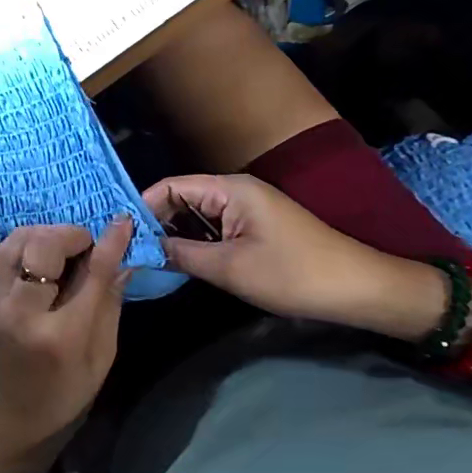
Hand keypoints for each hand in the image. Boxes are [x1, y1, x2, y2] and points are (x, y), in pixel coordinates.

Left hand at [0, 218, 133, 472]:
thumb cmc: (64, 399)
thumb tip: (123, 259)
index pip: (91, 271)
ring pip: (17, 240)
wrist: (7, 427)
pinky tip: (44, 255)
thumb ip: (110, 303)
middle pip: (45, 245)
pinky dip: (27, 242)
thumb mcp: (101, 357)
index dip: (110, 241)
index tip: (123, 220)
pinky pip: (3, 252)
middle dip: (73, 234)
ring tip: (66, 248)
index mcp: (60, 334)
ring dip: (47, 234)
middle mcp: (21, 311)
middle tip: (90, 247)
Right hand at [143, 174, 446, 341]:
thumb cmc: (290, 273)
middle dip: (156, 222)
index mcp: (230, 188)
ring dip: (176, 235)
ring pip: (199, 216)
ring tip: (146, 260)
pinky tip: (181, 263)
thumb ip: (182, 254)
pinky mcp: (259, 228)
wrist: (353, 286)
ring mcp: (250, 209)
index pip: (171, 186)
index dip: (142, 207)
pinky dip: (198, 243)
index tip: (118, 235)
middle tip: (127, 252)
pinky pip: (217, 228)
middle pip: (183, 198)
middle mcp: (237, 190)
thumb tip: (144, 248)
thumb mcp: (229, 267)